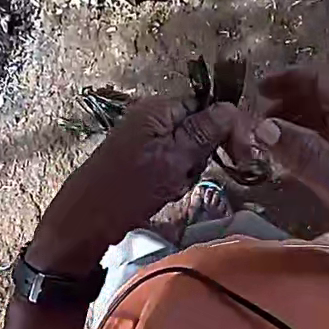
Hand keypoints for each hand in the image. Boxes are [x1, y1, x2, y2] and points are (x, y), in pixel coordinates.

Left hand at [27, 96, 250, 276]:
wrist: (85, 223)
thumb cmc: (128, 189)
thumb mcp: (173, 160)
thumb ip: (204, 132)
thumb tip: (231, 107)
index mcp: (159, 109)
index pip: (208, 106)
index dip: (228, 128)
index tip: (243, 155)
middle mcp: (151, 118)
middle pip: (199, 129)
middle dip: (202, 156)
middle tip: (187, 176)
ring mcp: (144, 140)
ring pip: (187, 152)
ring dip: (187, 172)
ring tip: (170, 187)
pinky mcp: (139, 161)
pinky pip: (171, 165)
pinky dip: (173, 180)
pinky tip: (162, 194)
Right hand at [255, 67, 328, 269]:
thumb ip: (302, 153)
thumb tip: (263, 126)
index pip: (321, 79)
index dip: (287, 79)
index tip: (259, 88)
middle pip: (326, 95)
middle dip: (291, 100)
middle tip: (261, 118)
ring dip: (303, 119)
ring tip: (276, 136)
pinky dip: (319, 136)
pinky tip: (306, 156)